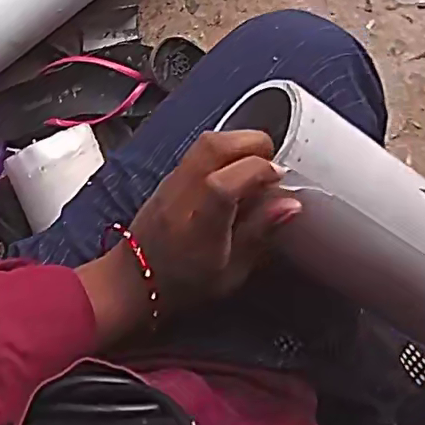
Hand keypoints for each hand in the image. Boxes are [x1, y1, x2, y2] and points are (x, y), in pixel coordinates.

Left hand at [78, 132, 301, 345]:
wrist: (133, 279)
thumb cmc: (184, 283)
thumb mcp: (231, 270)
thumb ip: (259, 232)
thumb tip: (290, 203)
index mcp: (200, 221)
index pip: (227, 180)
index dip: (261, 171)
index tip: (282, 179)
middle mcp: (184, 191)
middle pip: (216, 145)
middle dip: (254, 144)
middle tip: (273, 165)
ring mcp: (173, 179)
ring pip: (206, 141)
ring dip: (238, 143)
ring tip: (258, 164)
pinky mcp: (170, 176)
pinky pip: (198, 150)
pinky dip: (224, 150)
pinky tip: (236, 170)